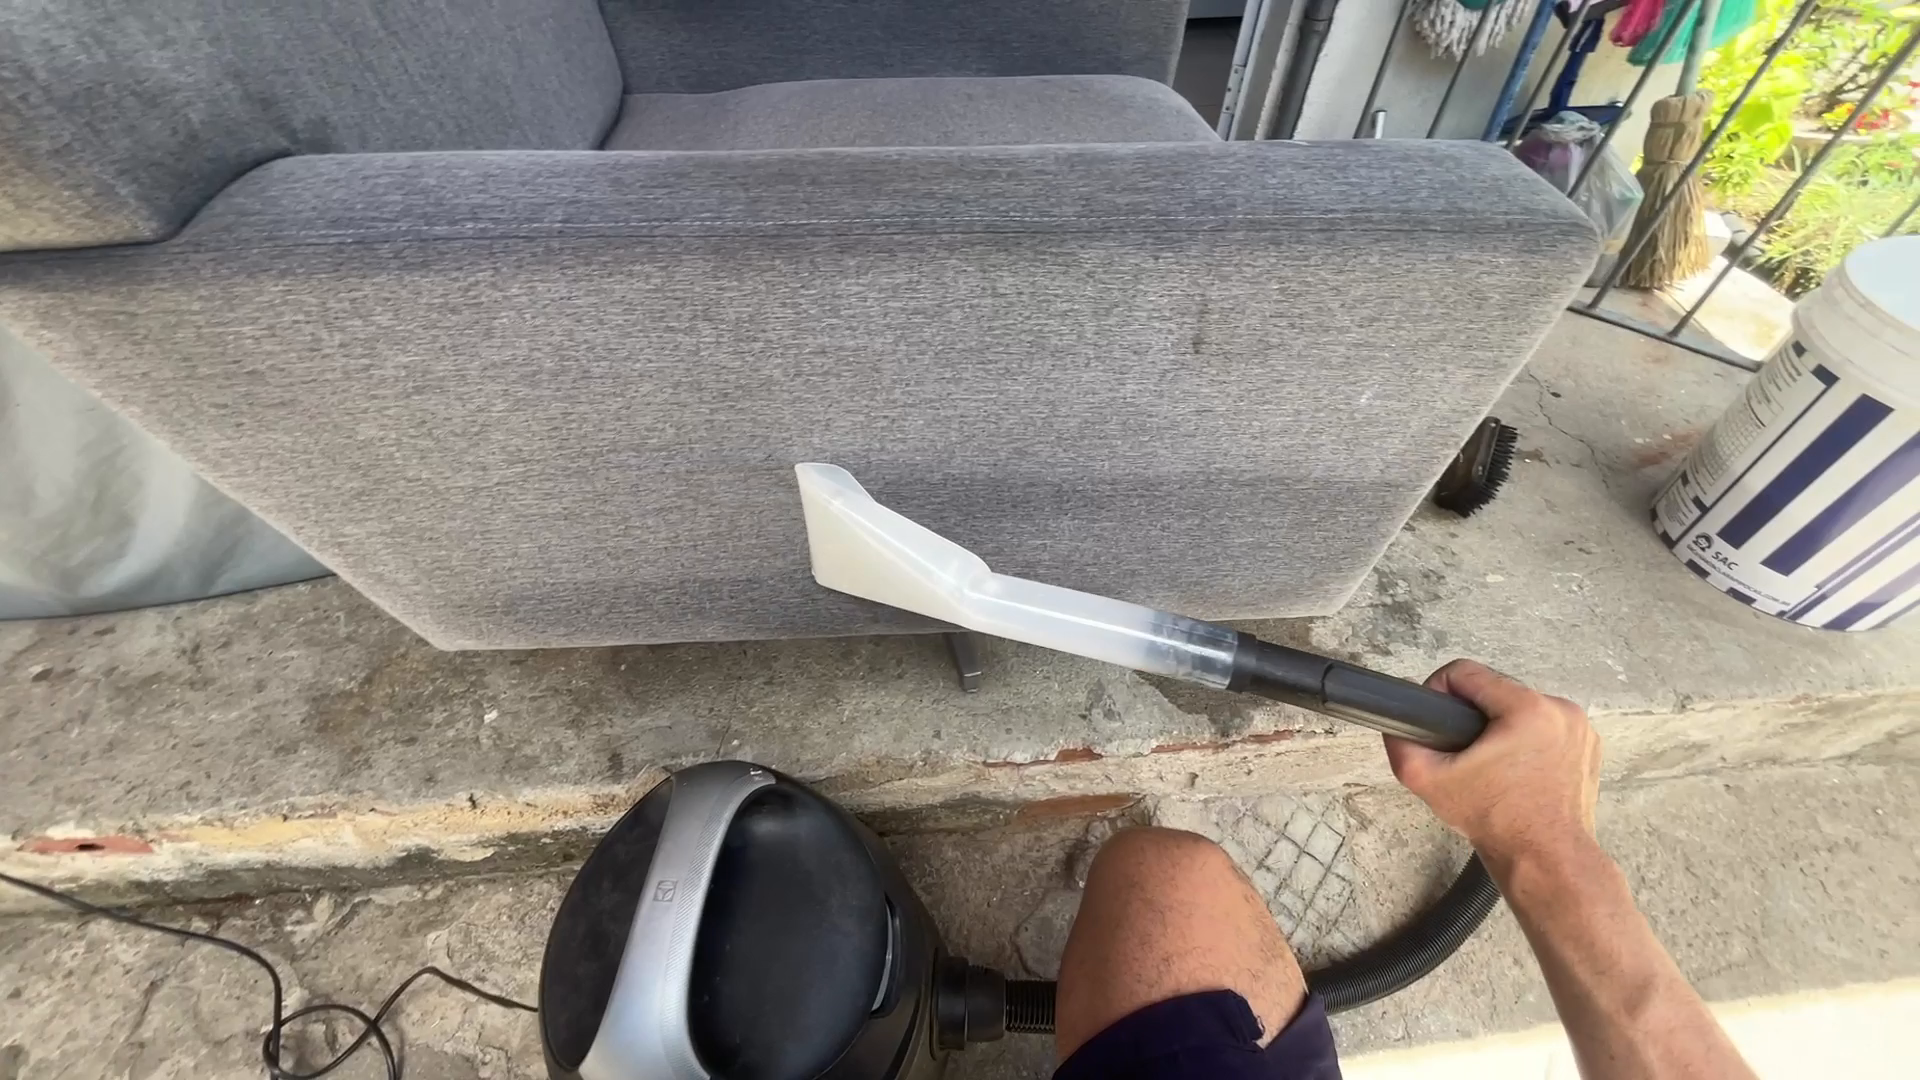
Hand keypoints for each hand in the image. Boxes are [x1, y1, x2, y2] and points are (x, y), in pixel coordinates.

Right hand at [1384, 659, 1600, 866]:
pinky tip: (1510, 765)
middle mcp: (1561, 711)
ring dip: (1495, 724)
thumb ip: (1399, 740)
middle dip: (1468, 712)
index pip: (1464, 671)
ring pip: (1516, 704)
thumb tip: (1397, 723)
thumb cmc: (1497, 820)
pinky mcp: (1587, 744)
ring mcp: (1580, 728)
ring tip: (1486, 759)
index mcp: (1528, 709)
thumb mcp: (1422, 778)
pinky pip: (1542, 722)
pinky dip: (1522, 736)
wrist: (1545, 859)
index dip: (1437, 692)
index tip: (1438, 723)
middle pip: (1492, 687)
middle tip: (1460, 749)